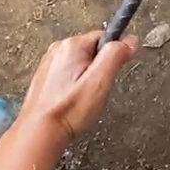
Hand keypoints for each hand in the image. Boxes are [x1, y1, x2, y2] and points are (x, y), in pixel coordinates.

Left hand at [19, 32, 138, 143]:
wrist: (40, 131)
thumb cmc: (67, 110)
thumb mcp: (100, 81)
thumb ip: (115, 56)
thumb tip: (129, 40)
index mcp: (71, 46)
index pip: (104, 38)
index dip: (113, 57)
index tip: (110, 74)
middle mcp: (58, 50)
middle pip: (92, 52)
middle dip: (99, 70)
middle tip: (96, 91)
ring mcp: (50, 63)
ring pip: (81, 65)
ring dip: (87, 80)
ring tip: (83, 99)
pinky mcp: (46, 77)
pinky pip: (69, 75)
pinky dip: (74, 87)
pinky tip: (73, 101)